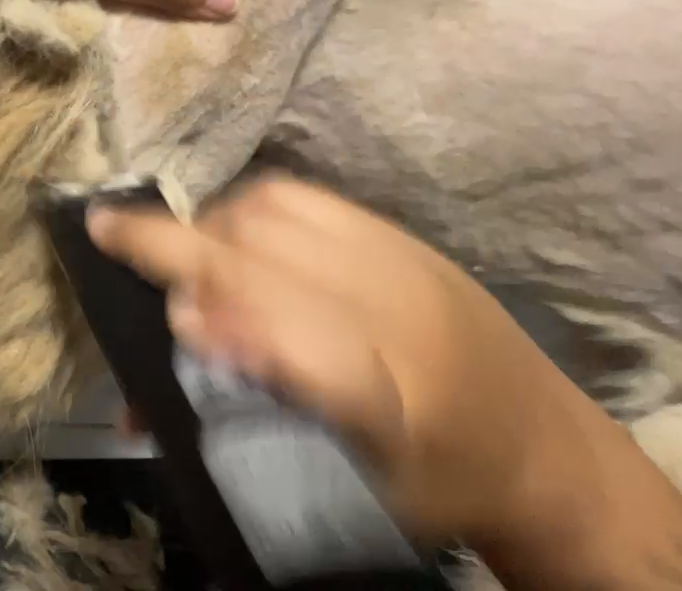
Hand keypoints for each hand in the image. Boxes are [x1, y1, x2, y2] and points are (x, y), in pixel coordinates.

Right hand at [86, 177, 623, 549]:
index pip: (268, 323)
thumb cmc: (430, 481)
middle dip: (178, 246)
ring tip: (191, 252)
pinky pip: (302, 196)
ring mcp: (398, 263)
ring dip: (211, 223)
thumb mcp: (337, 485)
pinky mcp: (402, 237)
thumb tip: (137, 400)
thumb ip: (237, 428)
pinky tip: (238, 234)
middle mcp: (389, 313)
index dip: (196, 297)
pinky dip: (249, 205)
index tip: (130, 273)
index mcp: (378, 393)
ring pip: (270, 209)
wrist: (551, 454)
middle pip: (255, 251)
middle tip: (132, 254)